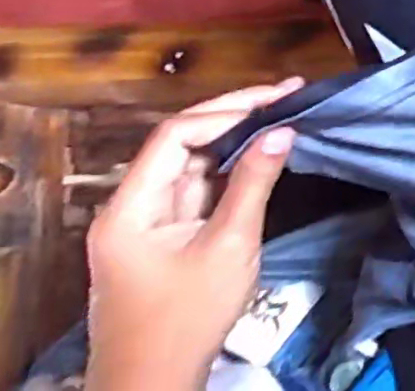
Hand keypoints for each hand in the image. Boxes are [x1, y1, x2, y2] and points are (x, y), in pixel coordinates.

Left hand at [84, 82, 301, 390]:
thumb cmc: (186, 320)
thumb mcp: (228, 246)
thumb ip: (254, 182)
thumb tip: (283, 129)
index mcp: (129, 207)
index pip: (174, 135)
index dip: (224, 114)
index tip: (272, 106)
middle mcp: (132, 206)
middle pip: (183, 142)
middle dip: (235, 115)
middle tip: (286, 93)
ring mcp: (150, 222)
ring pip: (195, 163)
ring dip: (238, 138)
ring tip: (282, 112)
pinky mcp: (168, 236)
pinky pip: (202, 187)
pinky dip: (233, 168)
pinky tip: (263, 152)